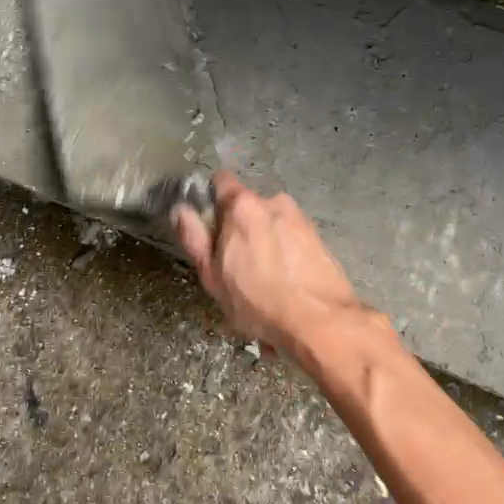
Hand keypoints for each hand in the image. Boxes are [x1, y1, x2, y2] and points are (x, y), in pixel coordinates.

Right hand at [171, 170, 366, 360]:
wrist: (322, 322)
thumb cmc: (258, 300)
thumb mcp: (213, 275)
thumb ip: (193, 237)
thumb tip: (181, 210)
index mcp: (242, 205)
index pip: (220, 181)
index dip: (211, 200)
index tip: (209, 227)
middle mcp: (273, 202)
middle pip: (248, 209)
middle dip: (240, 233)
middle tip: (237, 271)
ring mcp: (300, 219)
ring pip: (272, 229)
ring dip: (265, 251)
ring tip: (265, 291)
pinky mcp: (320, 239)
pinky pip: (293, 244)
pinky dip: (287, 262)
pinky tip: (287, 294)